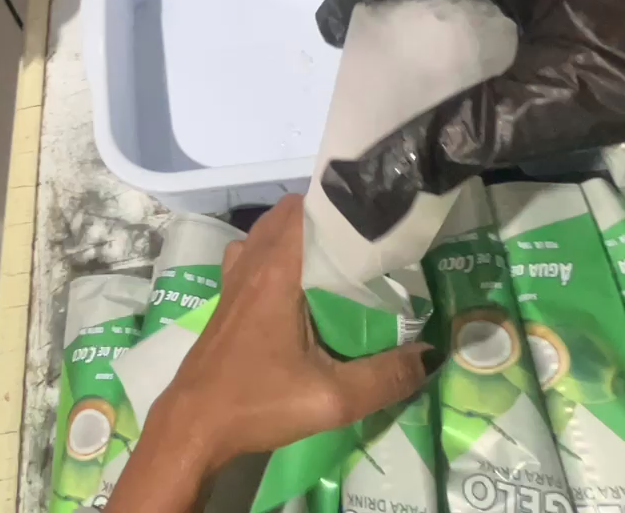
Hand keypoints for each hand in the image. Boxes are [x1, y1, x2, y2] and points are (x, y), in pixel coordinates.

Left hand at [107, 197, 426, 510]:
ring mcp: (235, 272)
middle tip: (365, 241)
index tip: (374, 216)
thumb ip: (385, 376)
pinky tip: (299, 280)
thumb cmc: (259, 400)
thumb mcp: (332, 399)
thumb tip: (427, 354)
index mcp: (276, 269)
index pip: (306, 209)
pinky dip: (277, 249)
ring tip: (339, 257)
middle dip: (326, 218)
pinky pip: (254, 250)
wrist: (197, 420)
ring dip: (300, 232)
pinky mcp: (228, 290)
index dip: (339, 205)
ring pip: (269, 229)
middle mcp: (253, 259)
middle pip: (289, 213)